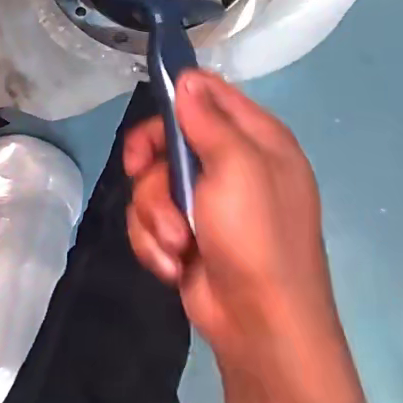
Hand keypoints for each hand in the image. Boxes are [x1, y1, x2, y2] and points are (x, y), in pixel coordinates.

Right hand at [123, 71, 340, 368]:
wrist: (261, 325)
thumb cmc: (256, 235)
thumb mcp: (237, 167)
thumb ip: (207, 120)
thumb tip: (185, 78)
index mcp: (256, 138)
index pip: (209, 93)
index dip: (175, 99)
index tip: (151, 118)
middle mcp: (231, 164)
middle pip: (169, 141)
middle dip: (153, 169)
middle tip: (141, 175)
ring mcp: (207, 203)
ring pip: (152, 185)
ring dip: (155, 217)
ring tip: (178, 244)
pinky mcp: (187, 236)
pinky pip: (151, 222)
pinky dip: (156, 244)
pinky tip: (174, 265)